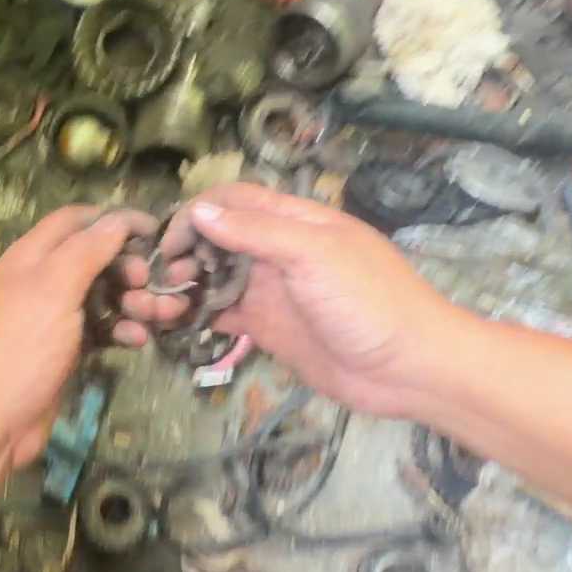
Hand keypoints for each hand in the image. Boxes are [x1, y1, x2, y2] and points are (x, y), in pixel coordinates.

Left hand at [0, 207, 156, 468]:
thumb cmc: (20, 346)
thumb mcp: (53, 288)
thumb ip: (86, 250)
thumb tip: (117, 219)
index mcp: (29, 256)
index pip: (74, 220)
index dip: (112, 219)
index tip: (154, 230)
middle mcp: (39, 281)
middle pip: (92, 258)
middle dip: (127, 266)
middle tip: (151, 282)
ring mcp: (51, 318)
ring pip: (100, 295)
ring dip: (132, 300)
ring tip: (160, 313)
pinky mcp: (63, 350)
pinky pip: (99, 329)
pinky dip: (120, 330)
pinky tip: (137, 341)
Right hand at [118, 184, 472, 418]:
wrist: (411, 370)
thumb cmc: (368, 301)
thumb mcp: (314, 255)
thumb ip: (256, 231)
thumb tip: (199, 210)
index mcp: (293, 222)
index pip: (234, 200)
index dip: (199, 212)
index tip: (170, 239)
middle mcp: (277, 250)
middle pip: (219, 235)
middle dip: (187, 247)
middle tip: (160, 273)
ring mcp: (271, 289)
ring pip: (217, 273)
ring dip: (189, 280)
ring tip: (165, 298)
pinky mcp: (267, 326)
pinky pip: (224, 312)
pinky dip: (200, 313)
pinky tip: (180, 322)